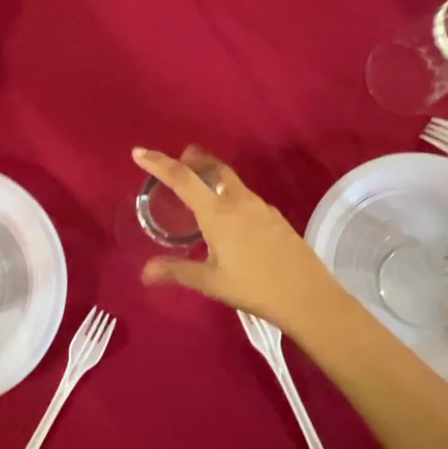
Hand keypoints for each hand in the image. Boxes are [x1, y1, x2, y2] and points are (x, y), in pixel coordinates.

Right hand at [133, 146, 346, 331]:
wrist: (308, 296)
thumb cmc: (254, 287)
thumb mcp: (211, 282)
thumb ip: (177, 272)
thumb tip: (145, 272)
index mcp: (217, 212)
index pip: (182, 179)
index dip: (158, 163)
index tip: (139, 153)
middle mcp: (238, 201)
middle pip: (213, 169)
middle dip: (194, 160)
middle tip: (180, 159)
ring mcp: (261, 207)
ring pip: (231, 181)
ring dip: (212, 175)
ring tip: (201, 185)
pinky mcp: (275, 218)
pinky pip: (245, 196)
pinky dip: (229, 193)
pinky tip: (230, 215)